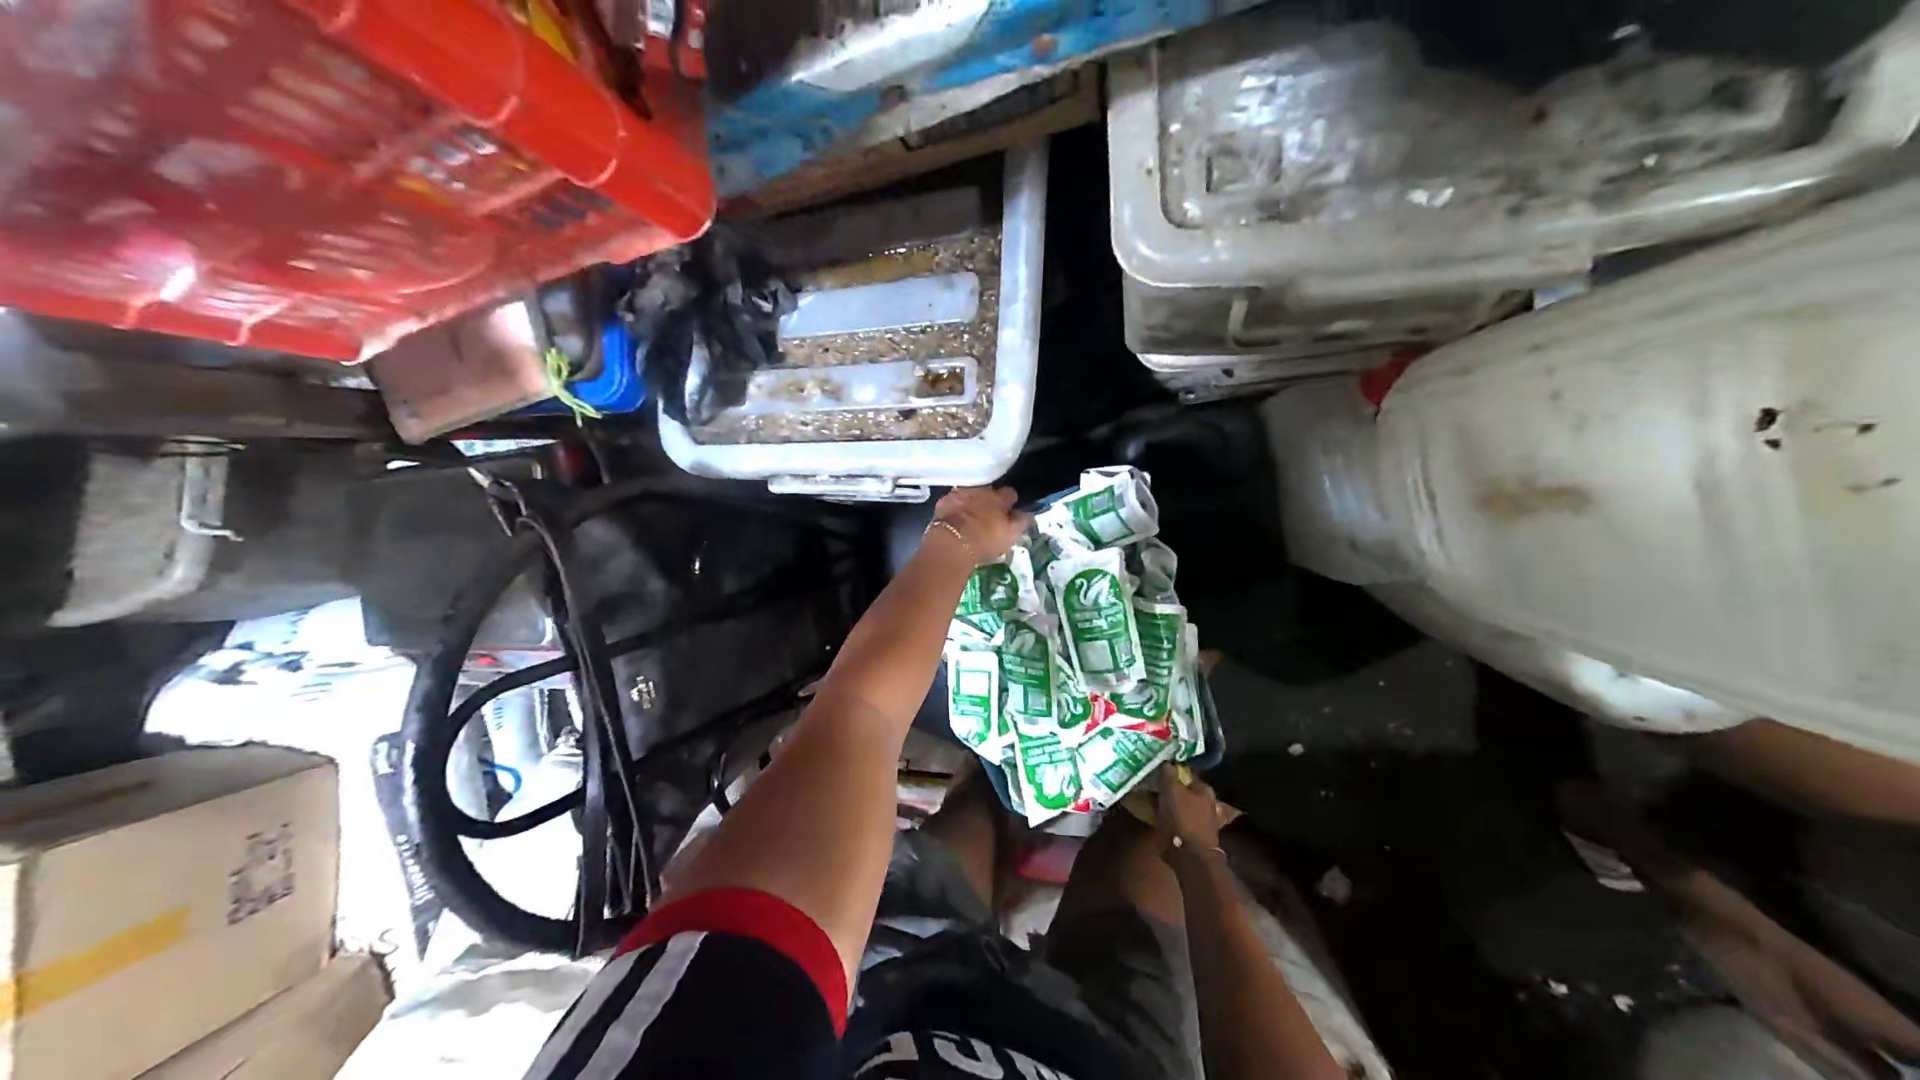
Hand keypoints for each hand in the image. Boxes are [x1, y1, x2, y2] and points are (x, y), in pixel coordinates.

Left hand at [929, 486, 1030, 562]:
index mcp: (999, 498)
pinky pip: (954, 502)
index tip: (1008, 512)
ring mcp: (960, 494)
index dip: (1010, 502)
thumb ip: (1021, 522)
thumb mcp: (1010, 536)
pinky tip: (955, 519)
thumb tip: (1026, 513)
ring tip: (970, 519)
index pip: (1010, 493)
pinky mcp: (943, 501)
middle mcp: (980, 490)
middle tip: (988, 517)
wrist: (951, 544)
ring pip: (970, 495)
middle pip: (988, 492)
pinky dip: (956, 508)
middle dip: (989, 501)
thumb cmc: (984, 540)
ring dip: (972, 503)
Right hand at [1156, 767, 1233, 862]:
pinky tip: (1157, 817)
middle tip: (1153, 786)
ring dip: (1169, 804)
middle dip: (1171, 789)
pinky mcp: (1193, 837)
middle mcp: (1207, 804)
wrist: (1189, 856)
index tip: (1158, 771)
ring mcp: (1202, 822)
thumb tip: (1166, 761)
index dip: (1173, 771)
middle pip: (1185, 791)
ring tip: (1152, 802)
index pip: (1188, 774)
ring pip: (1181, 806)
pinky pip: (1177, 821)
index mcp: (1205, 790)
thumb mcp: (1171, 790)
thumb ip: (1168, 774)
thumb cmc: (1182, 818)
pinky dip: (1169, 818)